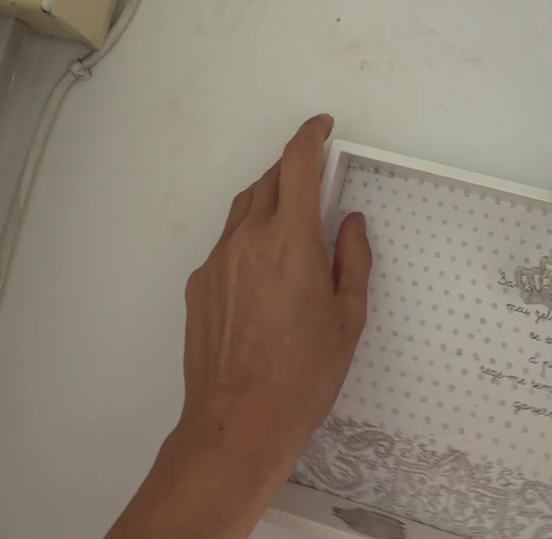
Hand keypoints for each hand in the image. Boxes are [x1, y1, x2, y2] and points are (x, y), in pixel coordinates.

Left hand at [106, 114, 370, 538]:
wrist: (236, 425)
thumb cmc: (303, 375)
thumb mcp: (348, 318)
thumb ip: (353, 259)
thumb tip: (350, 221)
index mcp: (290, 240)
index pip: (297, 163)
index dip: (310, 134)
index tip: (322, 126)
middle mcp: (248, 239)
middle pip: (269, 179)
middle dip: (294, 168)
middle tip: (316, 180)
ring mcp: (217, 260)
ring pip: (245, 207)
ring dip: (270, 198)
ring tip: (292, 223)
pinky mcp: (199, 283)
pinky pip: (228, 242)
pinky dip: (249, 235)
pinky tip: (265, 271)